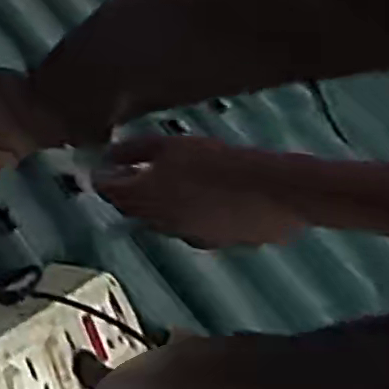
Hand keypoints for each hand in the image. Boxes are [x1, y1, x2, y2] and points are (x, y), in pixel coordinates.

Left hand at [93, 136, 305, 248]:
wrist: (283, 189)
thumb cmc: (216, 161)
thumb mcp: (163, 144)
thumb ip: (129, 151)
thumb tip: (110, 156)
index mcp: (141, 197)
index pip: (106, 191)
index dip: (105, 177)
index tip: (112, 166)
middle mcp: (160, 222)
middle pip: (130, 208)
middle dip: (128, 192)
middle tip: (137, 173)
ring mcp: (192, 236)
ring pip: (160, 222)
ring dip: (157, 205)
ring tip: (171, 185)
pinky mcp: (224, 243)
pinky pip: (195, 229)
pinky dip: (190, 216)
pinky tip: (205, 200)